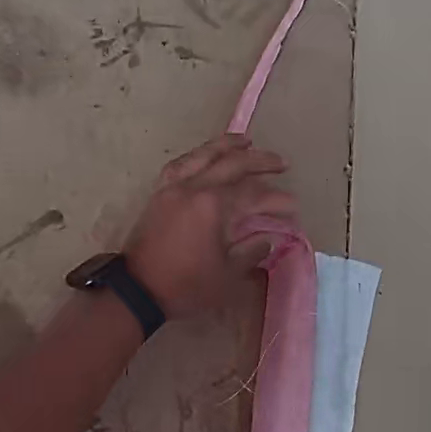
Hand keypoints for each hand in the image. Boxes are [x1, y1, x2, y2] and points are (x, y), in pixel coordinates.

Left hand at [125, 134, 297, 318]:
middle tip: (282, 163)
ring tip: (245, 140)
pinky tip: (205, 155)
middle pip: (233, 164)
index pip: (253, 195)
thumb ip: (250, 251)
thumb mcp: (227, 275)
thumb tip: (268, 238)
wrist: (137, 290)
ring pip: (203, 155)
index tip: (293, 207)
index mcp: (214, 206)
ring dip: (227, 145)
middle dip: (261, 161)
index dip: (276, 200)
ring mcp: (174, 187)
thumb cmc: (186, 285)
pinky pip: (180, 164)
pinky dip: (197, 156)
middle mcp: (194, 187)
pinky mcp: (159, 194)